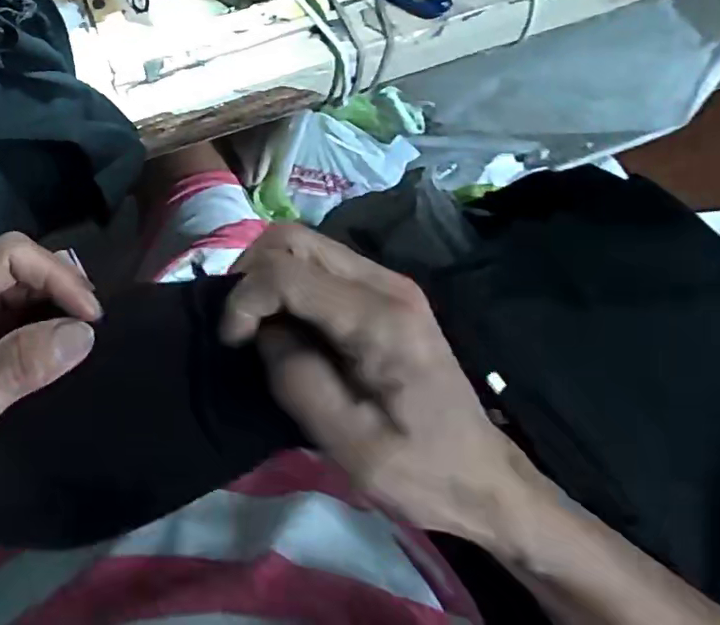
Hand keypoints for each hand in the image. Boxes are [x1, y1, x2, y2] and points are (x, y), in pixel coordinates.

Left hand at [0, 236, 99, 624]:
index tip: (92, 315)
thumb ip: (20, 363)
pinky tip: (67, 346)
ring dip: (55, 304)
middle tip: (97, 324)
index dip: (55, 274)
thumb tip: (84, 332)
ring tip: (90, 334)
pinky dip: (46, 325)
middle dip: (59, 286)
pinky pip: (17, 317)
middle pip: (16, 265)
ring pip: (20, 290)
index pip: (9, 255)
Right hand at [220, 224, 544, 544]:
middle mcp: (384, 284)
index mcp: (381, 320)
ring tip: (255, 320)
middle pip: (288, 238)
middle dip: (248, 274)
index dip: (243, 300)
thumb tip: (262, 331)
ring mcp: (384, 281)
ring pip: (296, 242)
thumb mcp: (349, 444)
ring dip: (262, 273)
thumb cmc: (420, 470)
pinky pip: (311, 260)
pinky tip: (281, 319)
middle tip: (239, 322)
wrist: (486, 481)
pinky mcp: (378, 289)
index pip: (285, 273)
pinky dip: (281, 279)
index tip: (233, 342)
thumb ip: (294, 376)